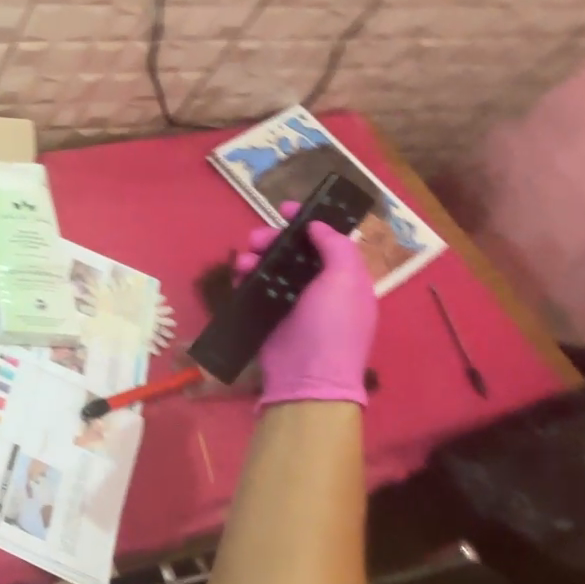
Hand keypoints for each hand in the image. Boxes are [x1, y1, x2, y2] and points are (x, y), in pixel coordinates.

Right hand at [232, 200, 377, 408]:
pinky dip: (245, 278)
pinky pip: (253, 288)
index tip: (286, 207)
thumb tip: (317, 226)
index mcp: (344, 279)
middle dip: (274, 239)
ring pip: (270, 267)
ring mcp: (291, 303)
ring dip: (255, 257)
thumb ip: (335, 247)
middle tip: (257, 239)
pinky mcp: (266, 315)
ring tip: (243, 261)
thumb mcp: (346, 281)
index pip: (327, 241)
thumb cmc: (332, 326)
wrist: (306, 375)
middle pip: (293, 251)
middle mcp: (318, 288)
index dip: (308, 221)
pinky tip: (239, 276)